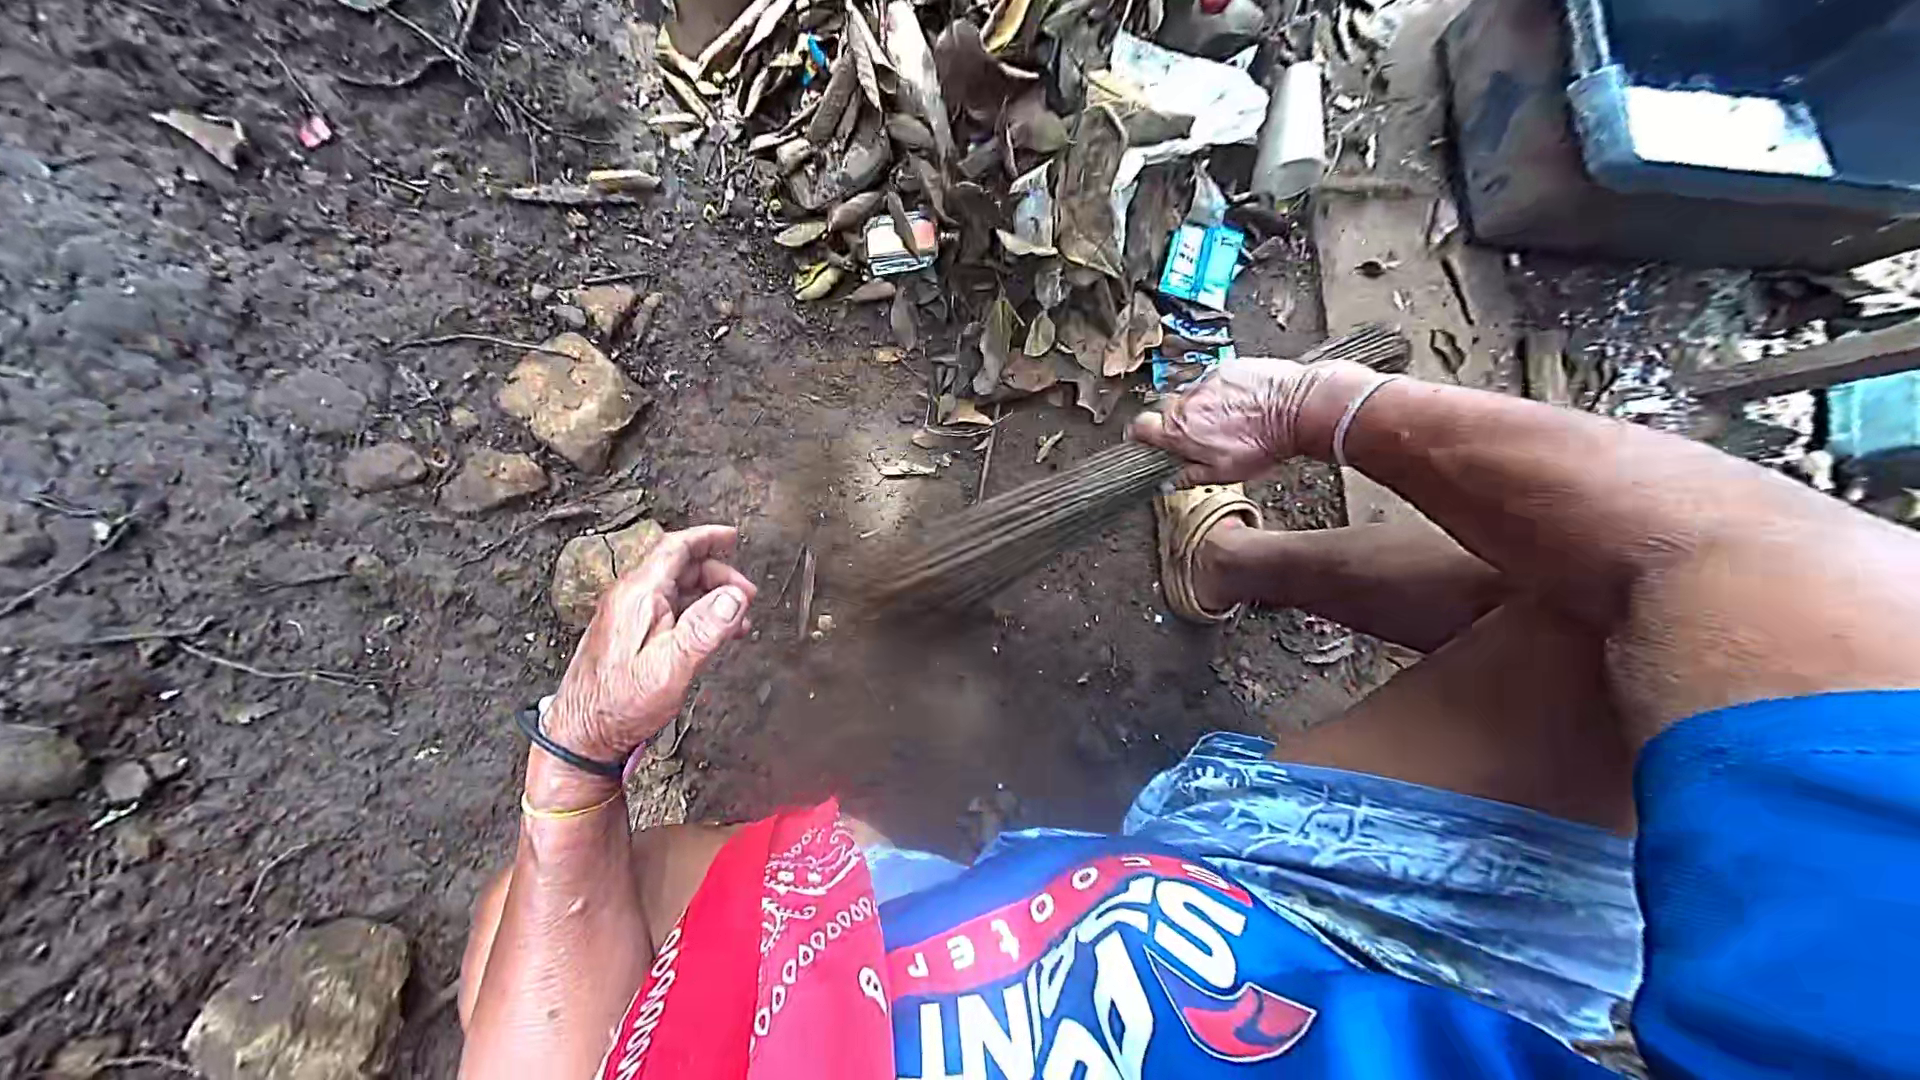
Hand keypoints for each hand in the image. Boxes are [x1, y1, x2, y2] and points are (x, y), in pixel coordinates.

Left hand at [543, 525, 755, 766]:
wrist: (582, 736)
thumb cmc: (620, 705)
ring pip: (680, 587)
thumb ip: (704, 628)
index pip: (675, 548)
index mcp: (639, 597)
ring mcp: (630, 615)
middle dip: (720, 573)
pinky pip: (673, 608)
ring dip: (713, 595)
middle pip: (681, 566)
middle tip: (747, 594)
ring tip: (738, 618)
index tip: (732, 536)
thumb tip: (735, 596)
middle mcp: (631, 599)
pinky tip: (716, 633)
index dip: (707, 537)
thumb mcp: (671, 667)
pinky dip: (699, 612)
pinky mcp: (631, 633)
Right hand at [1128, 357, 1379, 483]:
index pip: (1139, 427)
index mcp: (1178, 431)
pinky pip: (1215, 380)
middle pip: (1167, 410)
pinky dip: (1224, 391)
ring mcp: (1206, 382)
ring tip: (1230, 420)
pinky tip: (1243, 404)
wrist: (1298, 409)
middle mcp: (1186, 403)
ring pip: (1193, 395)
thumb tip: (1169, 482)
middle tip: (1200, 435)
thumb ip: (1190, 476)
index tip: (1146, 438)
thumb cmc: (1263, 444)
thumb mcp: (1222, 474)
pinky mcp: (1226, 367)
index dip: (1140, 433)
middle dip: (1178, 422)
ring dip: (1203, 406)